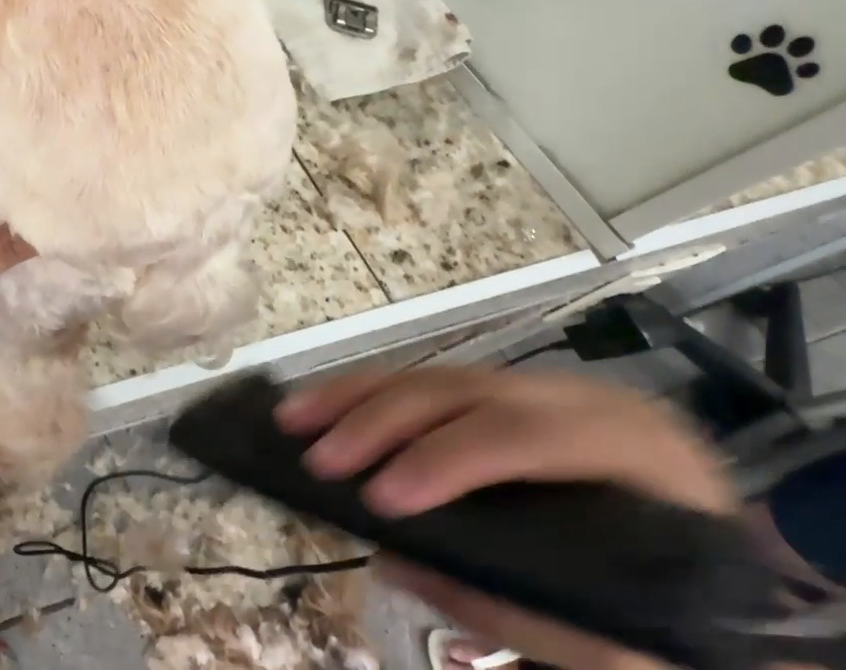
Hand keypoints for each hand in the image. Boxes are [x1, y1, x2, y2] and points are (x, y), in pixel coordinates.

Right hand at [277, 367, 735, 669]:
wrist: (720, 576)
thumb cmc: (672, 612)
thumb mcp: (617, 638)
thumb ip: (516, 611)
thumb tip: (396, 559)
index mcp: (634, 448)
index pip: (524, 437)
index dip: (446, 460)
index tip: (381, 503)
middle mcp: (579, 400)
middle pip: (461, 392)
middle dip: (378, 423)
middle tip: (317, 460)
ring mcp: (537, 389)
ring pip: (430, 374)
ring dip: (351, 397)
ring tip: (292, 420)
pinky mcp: (502, 393)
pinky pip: (424, 381)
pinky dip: (363, 395)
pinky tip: (317, 407)